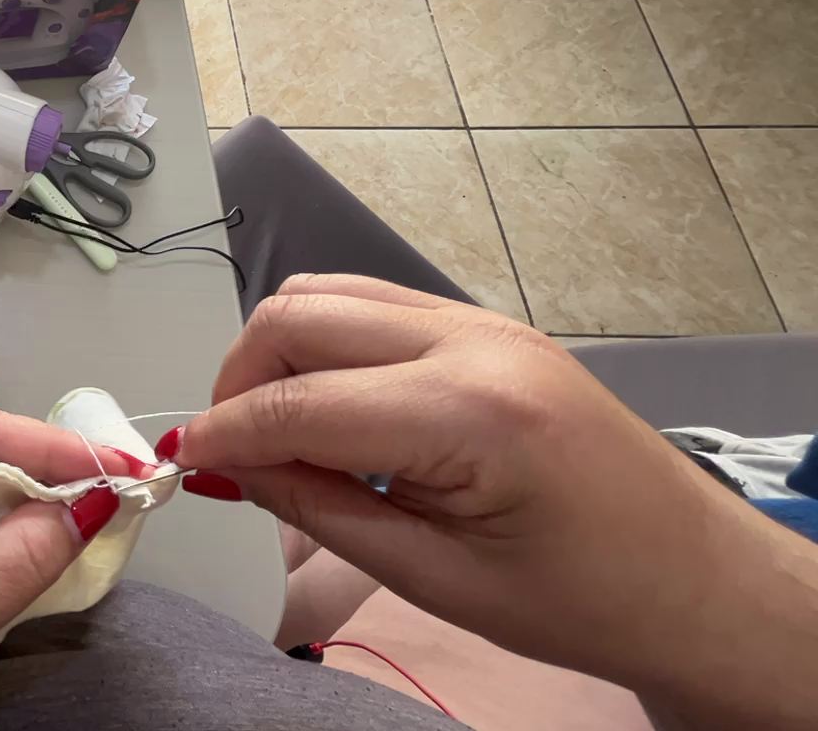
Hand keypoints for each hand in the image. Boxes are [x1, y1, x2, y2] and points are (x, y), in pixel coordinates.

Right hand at [163, 274, 817, 727]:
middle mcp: (470, 339)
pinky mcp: (472, 318)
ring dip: (269, 350)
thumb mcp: (433, 576)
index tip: (183, 461)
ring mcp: (474, 317)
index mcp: (474, 414)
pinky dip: (309, 335)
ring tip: (272, 417)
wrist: (709, 583)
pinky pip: (354, 296)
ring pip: (315, 292)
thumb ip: (312, 506)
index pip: (300, 403)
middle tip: (232, 446)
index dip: (226, 431)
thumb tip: (222, 463)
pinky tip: (320, 390)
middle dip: (238, 380)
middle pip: (293, 319)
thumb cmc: (581, 600)